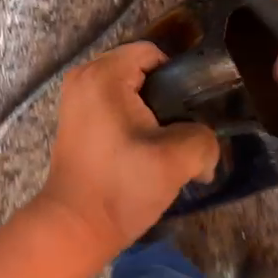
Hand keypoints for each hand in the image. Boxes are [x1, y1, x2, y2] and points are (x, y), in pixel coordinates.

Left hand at [34, 42, 220, 253]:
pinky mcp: (72, 115)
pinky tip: (135, 148)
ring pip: (123, 86)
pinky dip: (126, 116)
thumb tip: (205, 140)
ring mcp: (74, 94)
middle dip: (160, 96)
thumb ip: (202, 139)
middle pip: (136, 68)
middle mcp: (84, 74)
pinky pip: (108, 100)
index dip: (175, 78)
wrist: (75, 224)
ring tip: (157, 143)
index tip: (186, 112)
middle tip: (175, 131)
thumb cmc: (122, 186)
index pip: (150, 53)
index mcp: (104, 73)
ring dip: (144, 109)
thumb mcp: (175, 161)